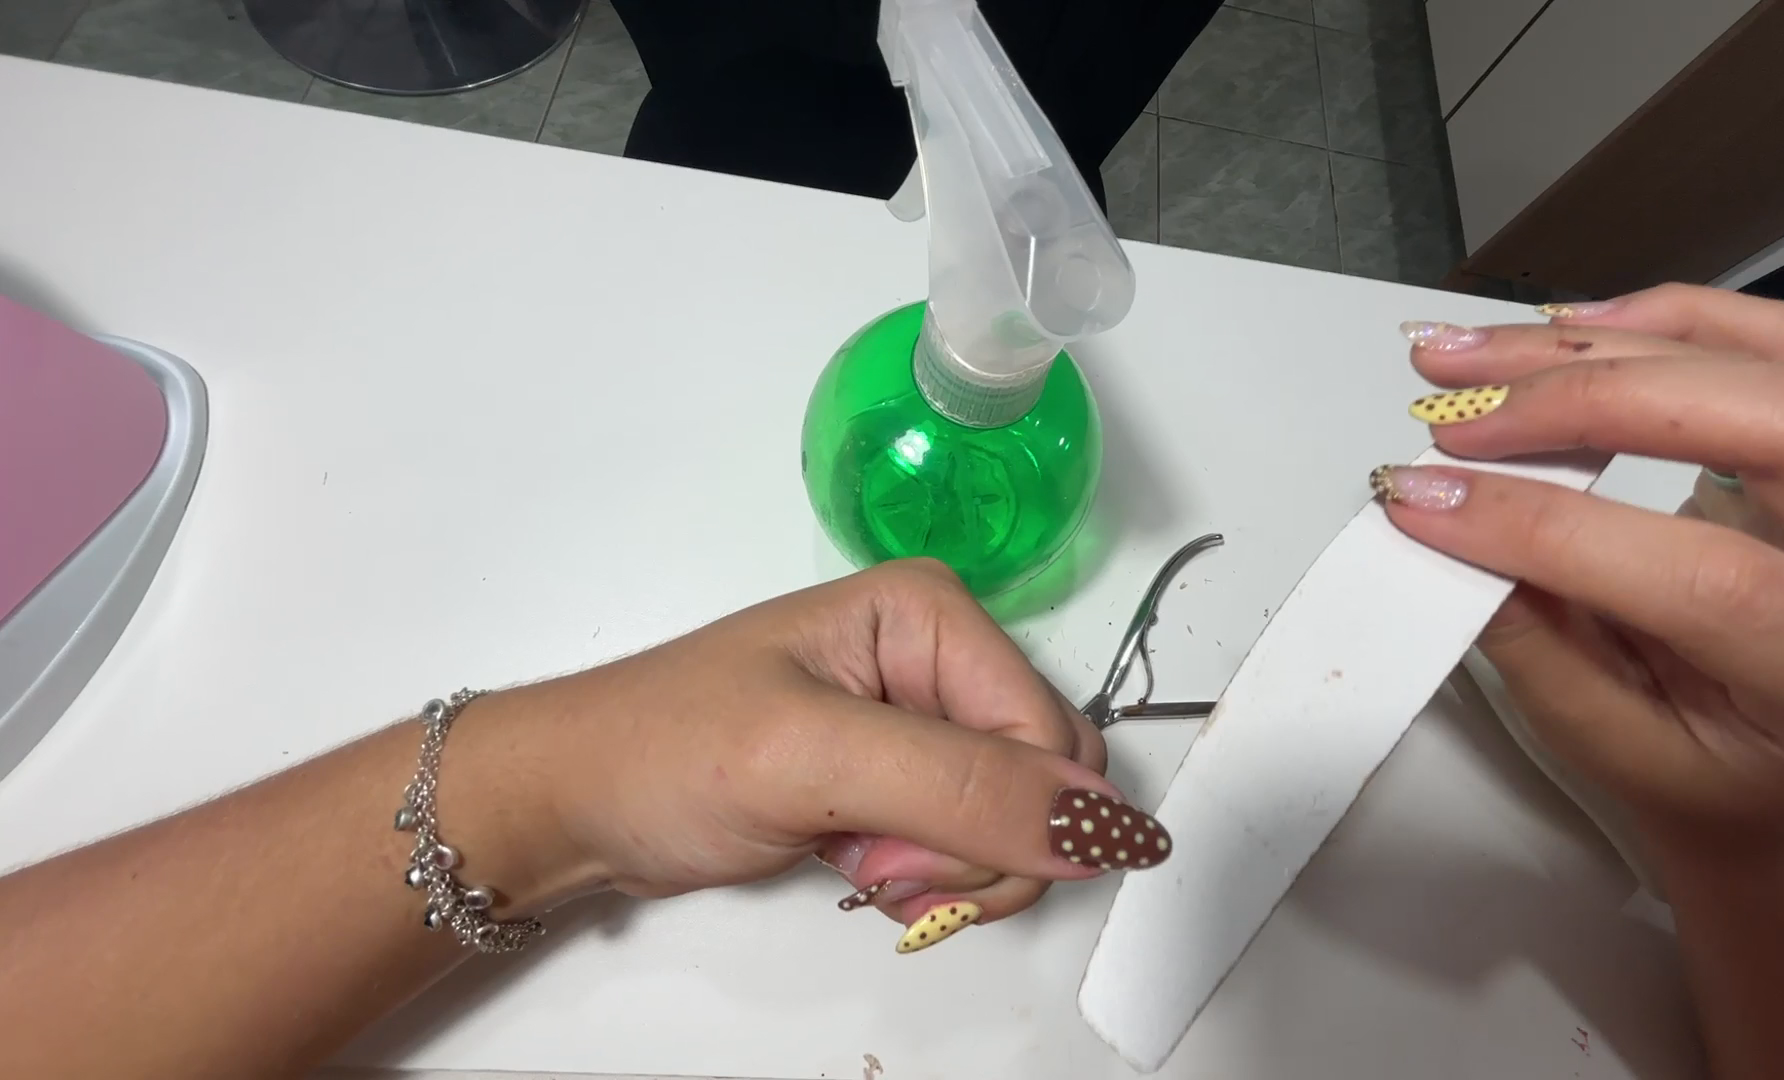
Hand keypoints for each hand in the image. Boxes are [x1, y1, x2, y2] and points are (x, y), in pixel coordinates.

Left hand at [484, 559, 1167, 949]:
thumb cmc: (674, 749)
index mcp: (933, 612)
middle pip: (1044, 778)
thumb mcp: (813, 758)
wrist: (584, 795)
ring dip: (949, 868)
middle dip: (973, 846)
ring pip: (1018, 818)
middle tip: (875, 859)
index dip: (997, 816)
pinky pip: (977, 836)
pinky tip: (864, 865)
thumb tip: (1112, 826)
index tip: (897, 852)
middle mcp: (944, 655)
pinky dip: (934, 874)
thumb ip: (962, 787)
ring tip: (856, 860)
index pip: (1048, 736)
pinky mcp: (909, 769)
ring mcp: (928, 714)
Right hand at [1382, 285, 1783, 823]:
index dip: (1542, 526)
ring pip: (1764, 359)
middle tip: (1452, 425)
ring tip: (1458, 362)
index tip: (1417, 500)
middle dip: (1582, 406)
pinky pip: (1768, 338)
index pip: (1708, 577)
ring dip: (1585, 349)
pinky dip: (1652, 317)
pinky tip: (1556, 326)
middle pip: (1779, 421)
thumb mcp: (1606, 735)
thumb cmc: (1697, 759)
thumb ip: (1530, 637)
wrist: (1779, 737)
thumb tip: (1443, 524)